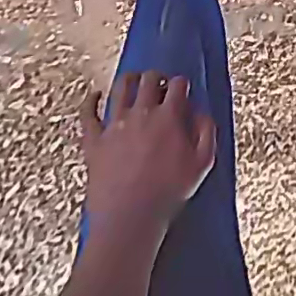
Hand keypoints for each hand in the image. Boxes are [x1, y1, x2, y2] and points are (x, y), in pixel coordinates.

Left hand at [80, 73, 216, 243]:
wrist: (129, 218)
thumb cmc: (168, 193)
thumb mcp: (202, 164)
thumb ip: (207, 132)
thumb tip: (203, 113)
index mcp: (168, 117)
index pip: (177, 85)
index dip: (181, 83)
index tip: (182, 89)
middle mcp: (141, 113)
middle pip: (148, 79)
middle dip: (157, 77)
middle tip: (159, 83)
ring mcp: (114, 124)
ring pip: (120, 87)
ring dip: (130, 79)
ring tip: (134, 80)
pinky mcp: (94, 139)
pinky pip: (88, 112)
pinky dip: (92, 100)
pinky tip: (96, 95)